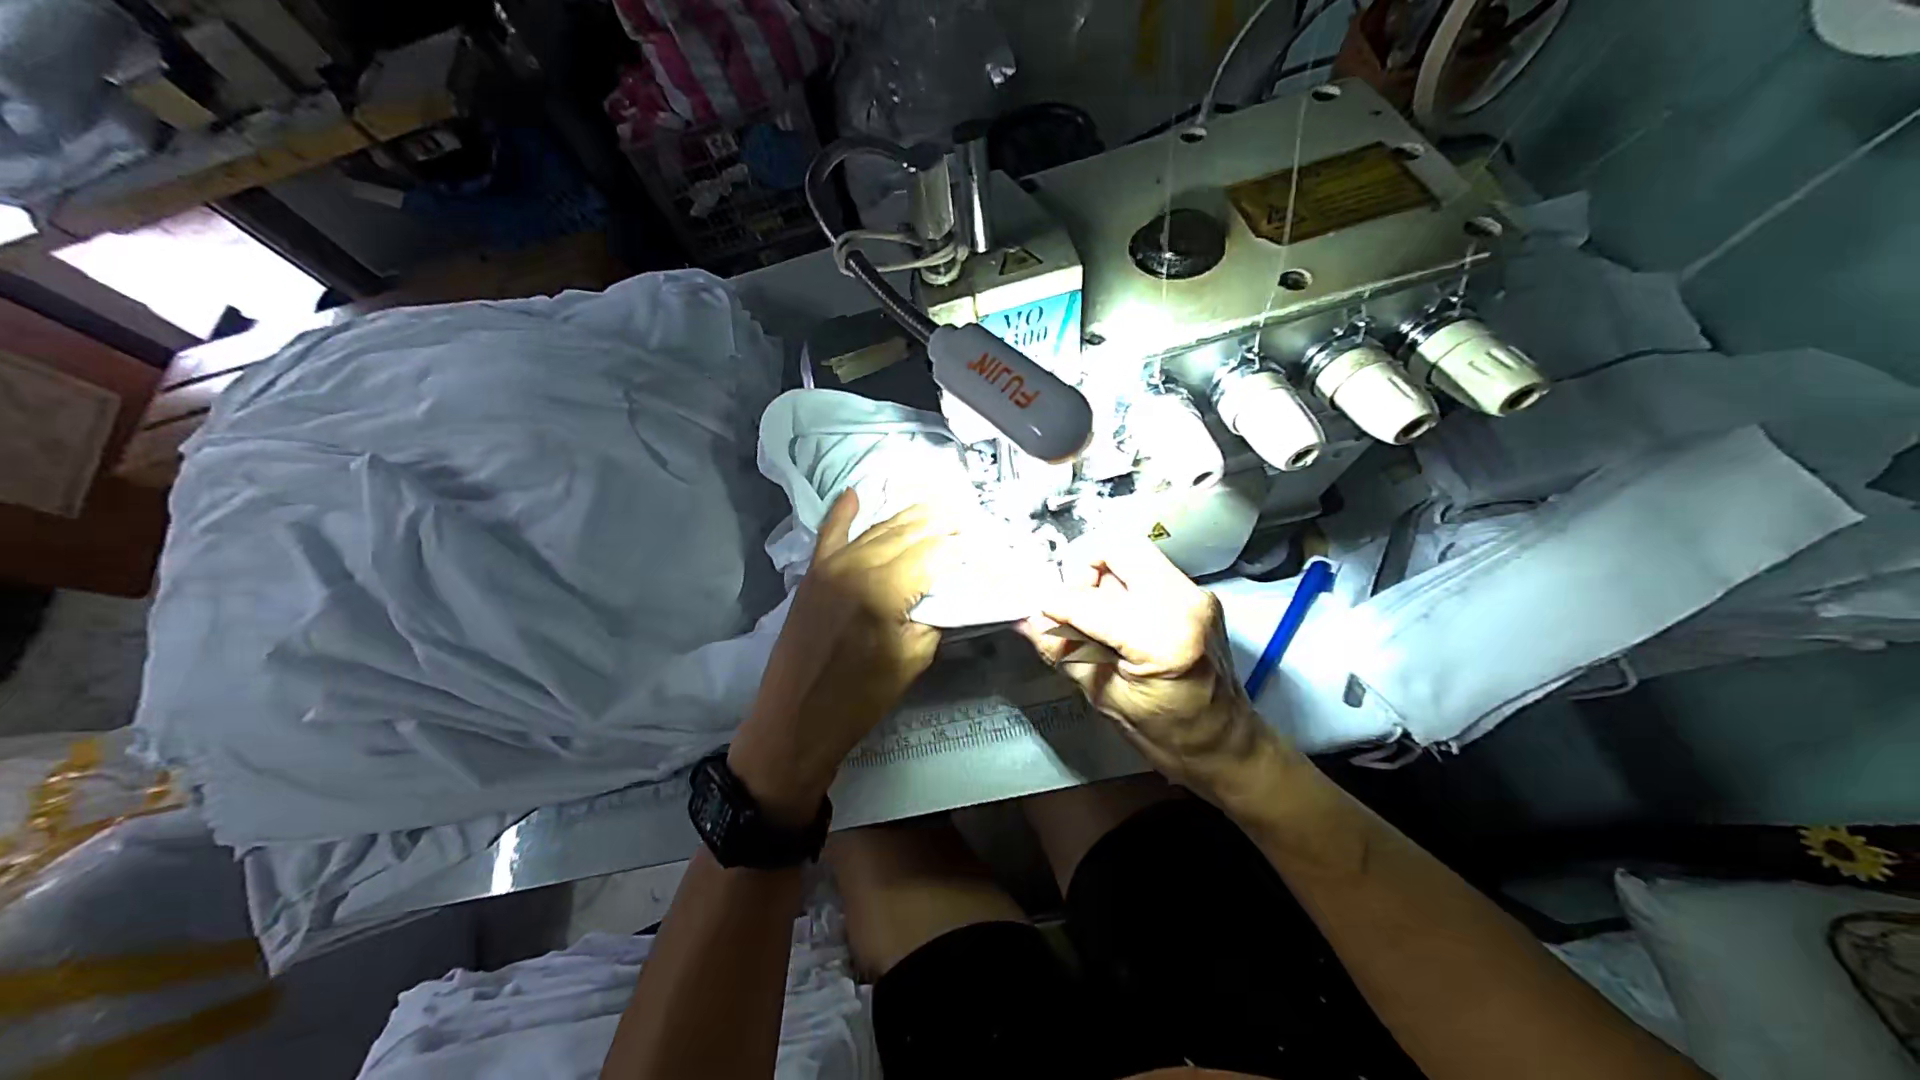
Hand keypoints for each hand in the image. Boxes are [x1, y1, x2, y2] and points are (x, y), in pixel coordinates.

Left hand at [730, 492, 953, 824]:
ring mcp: (829, 566)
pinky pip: (829, 534)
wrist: (794, 722)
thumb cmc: (859, 700)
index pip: (932, 553)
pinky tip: (855, 492)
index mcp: (884, 589)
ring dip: (905, 518)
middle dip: (937, 523)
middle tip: (964, 516)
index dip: (958, 545)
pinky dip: (843, 512)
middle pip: (905, 533)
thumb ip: (931, 617)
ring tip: (933, 506)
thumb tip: (946, 592)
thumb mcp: (911, 661)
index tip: (980, 540)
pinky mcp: (811, 575)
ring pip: (874, 530)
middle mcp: (856, 566)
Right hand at [1020, 535, 1298, 809]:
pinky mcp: (1198, 595)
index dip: (1056, 605)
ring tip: (1098, 618)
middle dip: (1086, 573)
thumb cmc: (1167, 735)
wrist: (1224, 744)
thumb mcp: (1103, 696)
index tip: (1037, 608)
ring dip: (1105, 579)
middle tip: (1073, 606)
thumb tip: (1026, 620)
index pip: (1091, 603)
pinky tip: (1119, 621)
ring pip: (1133, 558)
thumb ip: (1062, 651)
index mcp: (1165, 639)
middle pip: (1118, 552)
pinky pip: (1148, 572)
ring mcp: (1196, 596)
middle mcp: (1185, 604)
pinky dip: (1124, 587)